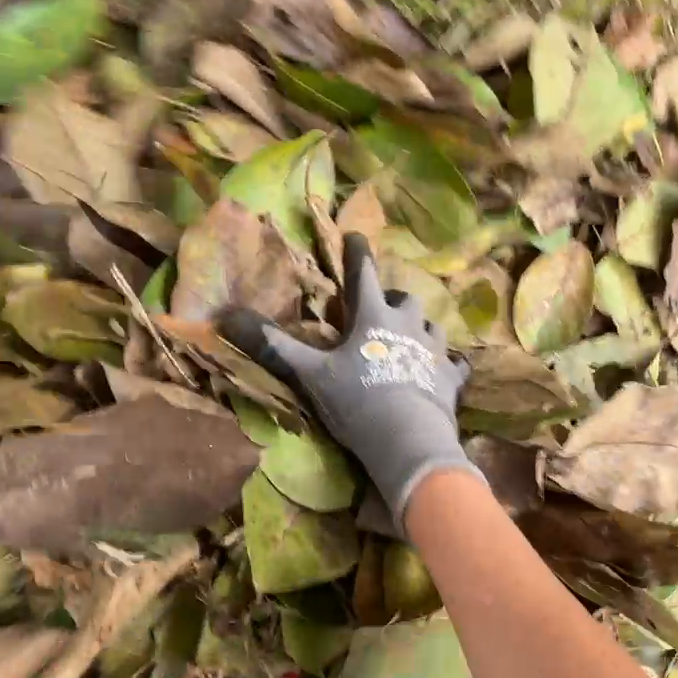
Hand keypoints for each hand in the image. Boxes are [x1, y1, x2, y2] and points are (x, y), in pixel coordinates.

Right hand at [219, 234, 479, 533]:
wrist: (410, 441)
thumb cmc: (358, 401)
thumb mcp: (310, 374)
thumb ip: (272, 345)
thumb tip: (224, 315)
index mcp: (374, 316)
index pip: (363, 274)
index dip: (356, 253)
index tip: (355, 236)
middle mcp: (409, 325)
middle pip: (405, 299)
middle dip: (392, 299)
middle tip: (380, 309)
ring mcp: (435, 352)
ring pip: (432, 327)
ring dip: (419, 328)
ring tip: (408, 339)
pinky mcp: (451, 380)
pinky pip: (454, 364)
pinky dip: (446, 365)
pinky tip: (443, 372)